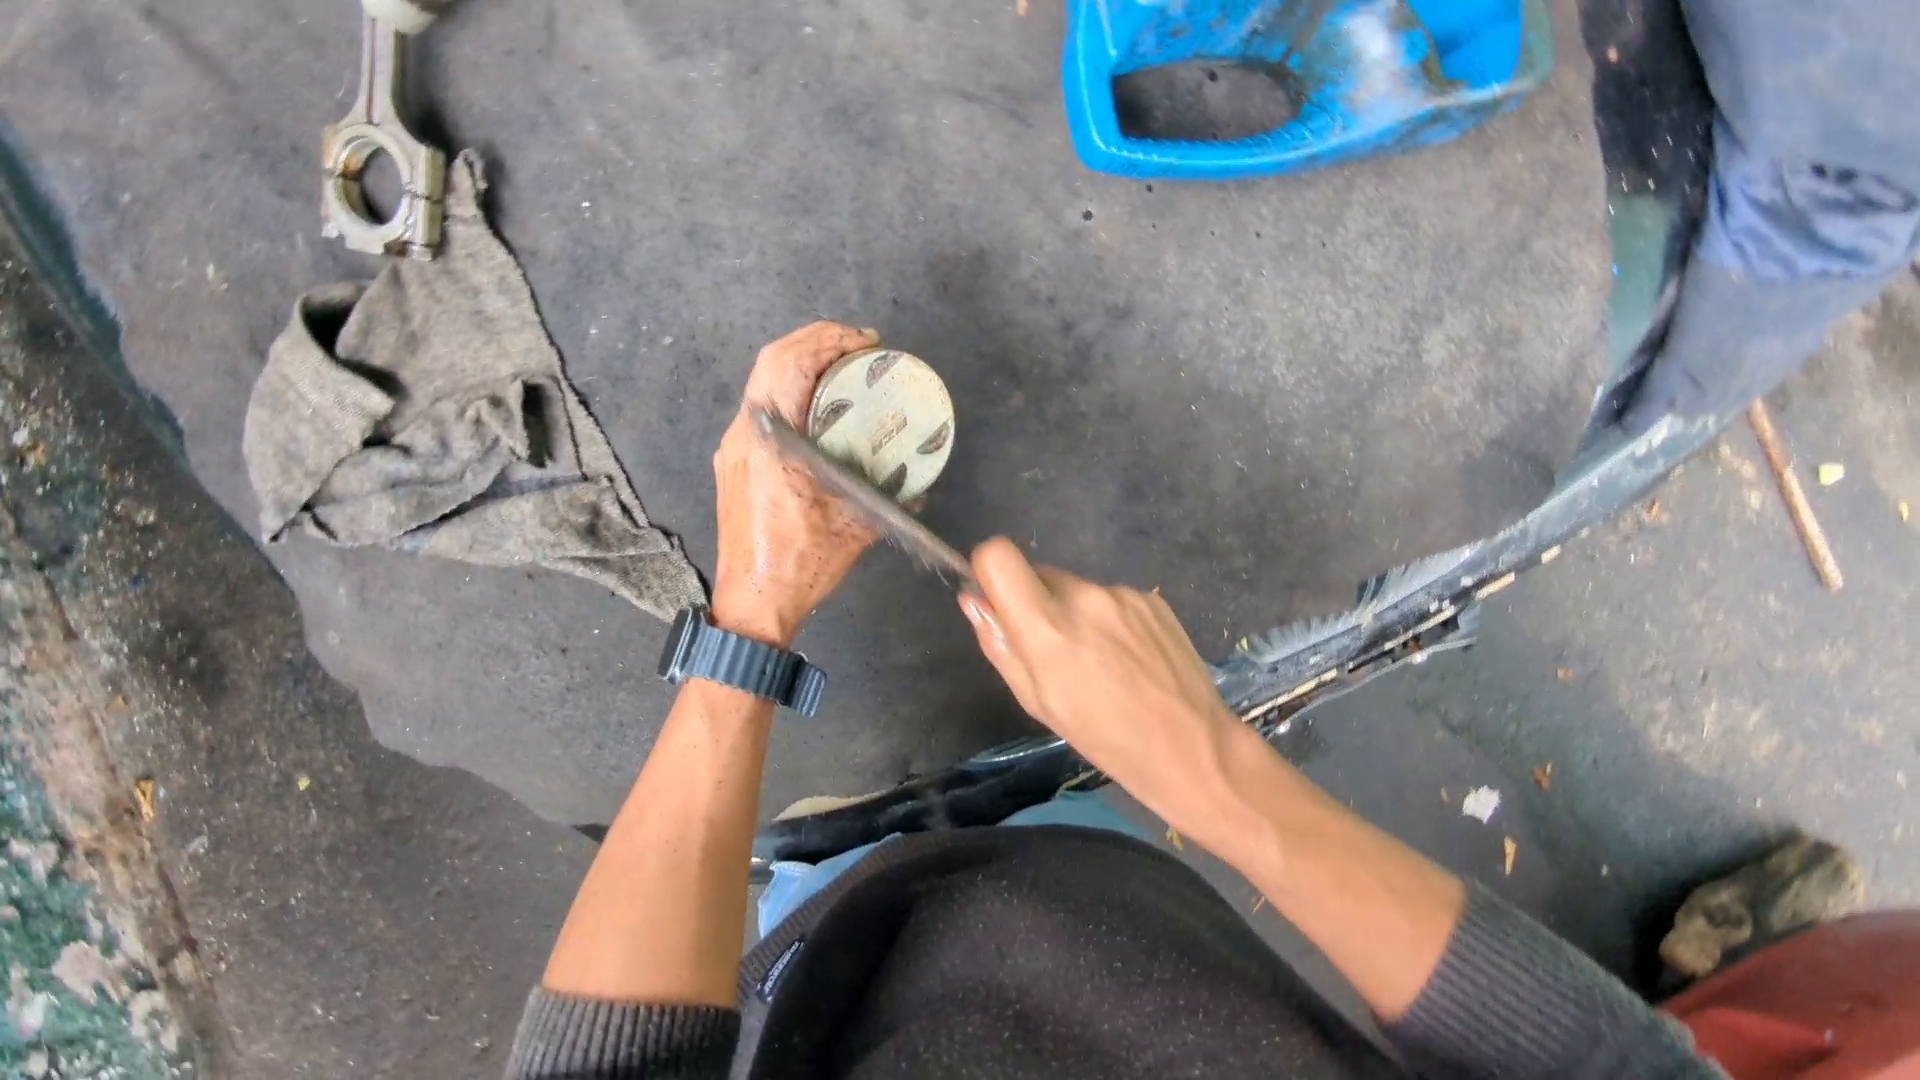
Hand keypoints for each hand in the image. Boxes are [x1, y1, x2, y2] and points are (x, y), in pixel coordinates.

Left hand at [711, 322, 881, 645]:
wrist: (751, 605)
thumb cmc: (800, 566)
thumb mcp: (855, 526)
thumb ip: (887, 497)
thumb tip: (919, 483)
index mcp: (771, 441)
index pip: (790, 363)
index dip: (828, 339)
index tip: (866, 342)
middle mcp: (745, 435)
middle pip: (772, 360)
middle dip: (815, 341)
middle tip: (857, 347)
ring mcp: (734, 448)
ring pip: (762, 382)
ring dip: (801, 365)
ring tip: (843, 370)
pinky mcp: (734, 463)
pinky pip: (762, 409)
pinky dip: (790, 392)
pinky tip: (820, 408)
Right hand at [959, 537, 1252, 845]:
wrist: (1190, 745)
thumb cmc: (1103, 738)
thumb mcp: (1037, 702)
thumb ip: (1000, 645)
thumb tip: (973, 600)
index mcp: (1047, 627)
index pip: (999, 556)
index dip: (990, 570)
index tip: (998, 598)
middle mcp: (1084, 597)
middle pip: (1040, 574)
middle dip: (1037, 603)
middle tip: (1057, 652)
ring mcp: (1123, 594)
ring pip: (1078, 589)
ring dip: (1077, 614)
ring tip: (1102, 662)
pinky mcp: (1153, 599)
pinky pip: (1113, 599)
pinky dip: (1111, 620)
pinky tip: (1130, 658)